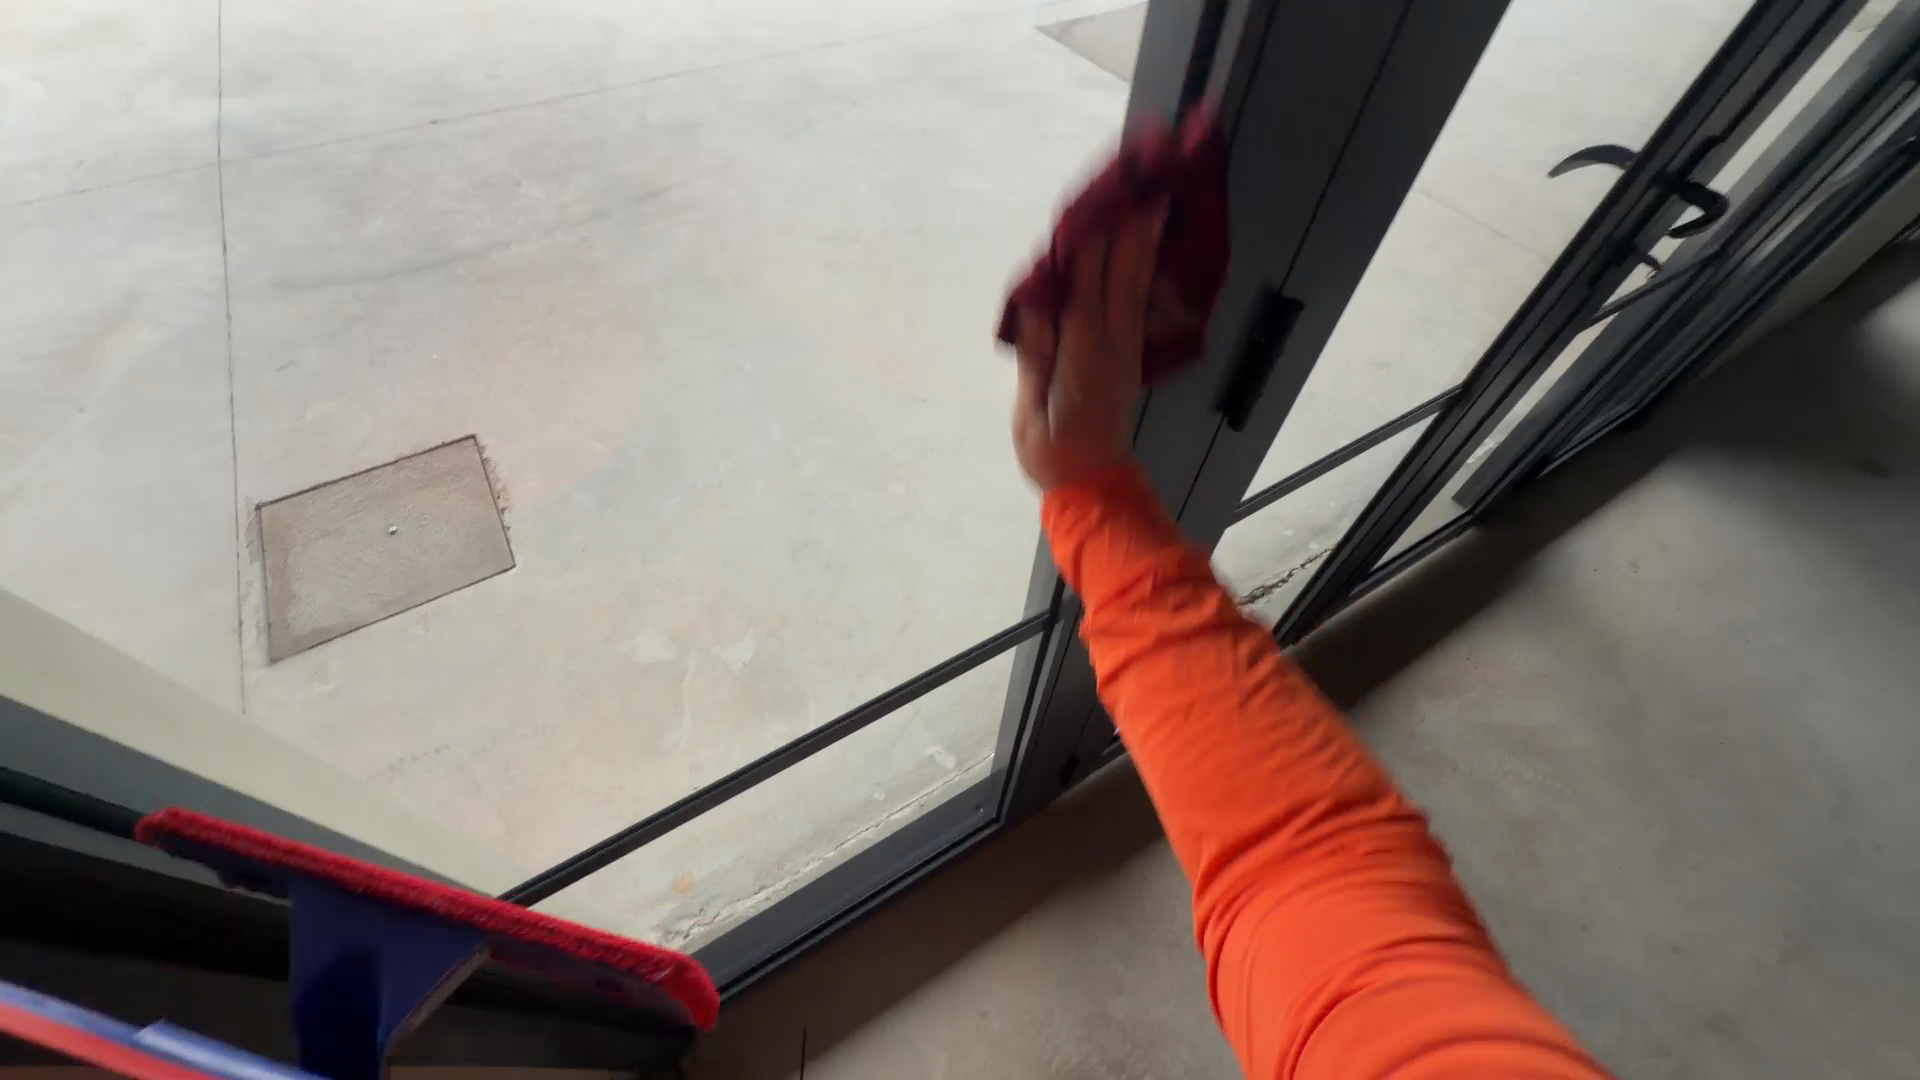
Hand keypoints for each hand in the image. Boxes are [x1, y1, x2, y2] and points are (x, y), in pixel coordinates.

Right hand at [1010, 205, 1167, 491]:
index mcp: (1081, 360)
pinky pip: (1139, 310)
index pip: (1085, 293)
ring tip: (1154, 209)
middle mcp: (1109, 349)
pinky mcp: (1129, 360)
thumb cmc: (1050, 450)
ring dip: (1143, 249)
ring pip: (1136, 292)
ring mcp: (1125, 354)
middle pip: (1120, 283)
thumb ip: (1036, 358)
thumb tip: (1037, 307)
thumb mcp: (1030, 411)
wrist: (1090, 482)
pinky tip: (1147, 258)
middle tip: (1143, 188)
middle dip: (1129, 236)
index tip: (1097, 209)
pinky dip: (1143, 278)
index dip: (1091, 251)